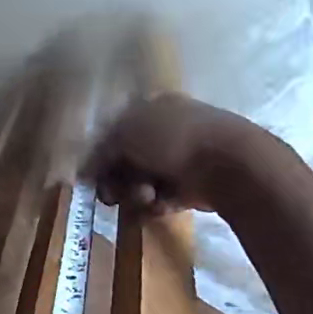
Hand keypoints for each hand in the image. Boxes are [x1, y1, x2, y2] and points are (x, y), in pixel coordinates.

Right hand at [82, 93, 266, 211]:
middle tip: (112, 194)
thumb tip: (85, 170)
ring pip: (139, 183)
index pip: (112, 134)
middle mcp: (164, 131)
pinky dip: (156, 204)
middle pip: (124, 162)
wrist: (228, 164)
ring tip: (147, 196)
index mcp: (150, 109)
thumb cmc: (172, 139)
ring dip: (135, 194)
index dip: (98, 157)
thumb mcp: (124, 135)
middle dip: (115, 180)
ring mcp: (178, 158)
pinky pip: (159, 198)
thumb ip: (99, 152)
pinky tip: (162, 203)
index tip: (90, 177)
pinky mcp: (190, 185)